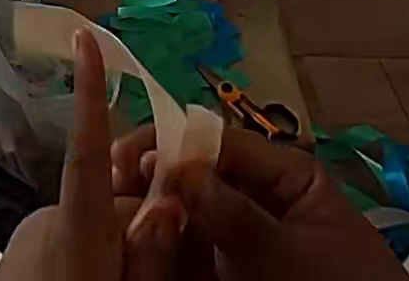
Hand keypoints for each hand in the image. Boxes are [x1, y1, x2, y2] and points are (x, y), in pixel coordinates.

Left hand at [0, 29, 185, 280]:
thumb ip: (154, 262)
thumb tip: (172, 203)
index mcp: (75, 234)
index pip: (85, 151)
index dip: (87, 93)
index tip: (84, 38)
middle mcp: (49, 221)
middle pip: (115, 194)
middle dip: (148, 209)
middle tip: (181, 249)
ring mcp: (30, 232)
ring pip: (96, 215)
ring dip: (122, 236)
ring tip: (136, 272)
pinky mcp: (23, 244)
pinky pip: (71, 231)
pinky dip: (95, 245)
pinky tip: (104, 274)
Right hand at [112, 125, 406, 280]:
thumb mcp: (296, 257)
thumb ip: (236, 213)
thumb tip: (173, 166)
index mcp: (284, 173)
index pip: (219, 140)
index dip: (172, 144)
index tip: (129, 158)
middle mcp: (258, 195)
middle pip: (196, 170)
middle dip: (154, 174)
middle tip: (113, 184)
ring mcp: (243, 235)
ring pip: (188, 209)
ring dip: (153, 209)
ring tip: (118, 211)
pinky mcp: (230, 267)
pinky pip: (193, 247)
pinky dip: (166, 244)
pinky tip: (139, 245)